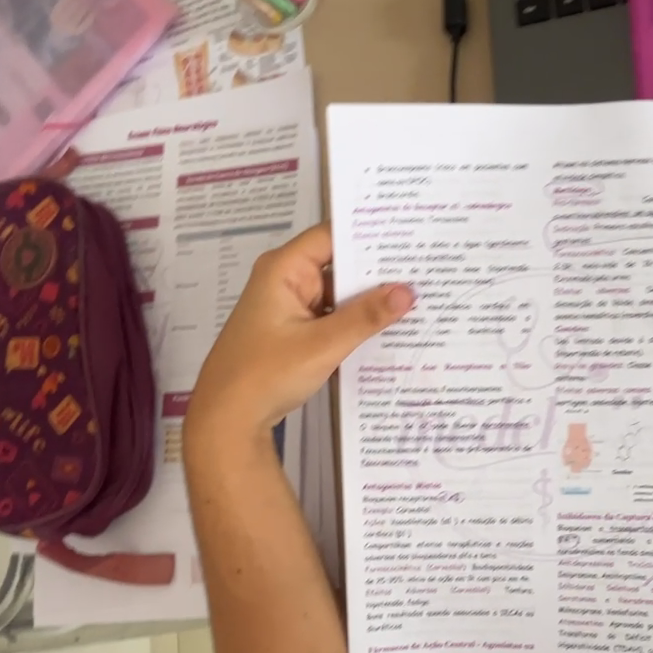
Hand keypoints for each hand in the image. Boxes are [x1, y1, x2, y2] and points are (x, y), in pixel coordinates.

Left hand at [185, 224, 412, 450]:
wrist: (229, 418)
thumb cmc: (266, 374)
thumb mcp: (322, 345)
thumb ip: (366, 317)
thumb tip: (408, 292)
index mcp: (284, 269)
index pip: (332, 236)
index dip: (369, 234)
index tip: (408, 234)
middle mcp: (287, 280)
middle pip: (339, 264)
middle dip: (377, 271)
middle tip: (423, 268)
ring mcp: (291, 306)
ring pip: (339, 294)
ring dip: (370, 300)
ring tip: (417, 295)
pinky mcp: (297, 331)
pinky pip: (333, 317)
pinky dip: (356, 322)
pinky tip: (390, 326)